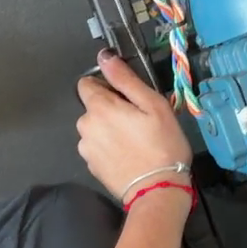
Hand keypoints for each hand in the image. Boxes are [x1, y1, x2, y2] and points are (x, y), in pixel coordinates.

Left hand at [76, 51, 192, 202]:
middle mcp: (85, 126)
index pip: (86, 83)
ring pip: (94, 128)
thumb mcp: (153, 105)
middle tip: (137, 121)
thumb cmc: (162, 145)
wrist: (158, 191)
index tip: (126, 97)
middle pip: (92, 107)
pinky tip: (128, 155)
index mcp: (98, 107)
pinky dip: (108, 147)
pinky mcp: (91, 166)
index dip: (106, 86)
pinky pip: (97, 147)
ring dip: (108, 129)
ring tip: (134, 140)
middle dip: (109, 109)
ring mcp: (86, 149)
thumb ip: (125, 79)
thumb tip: (105, 56)